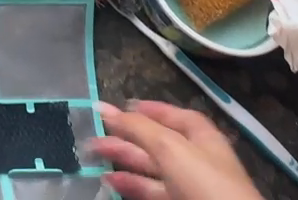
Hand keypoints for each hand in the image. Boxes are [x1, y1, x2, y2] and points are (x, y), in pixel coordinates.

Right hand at [87, 100, 265, 199]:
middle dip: (125, 135)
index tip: (118, 107)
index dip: (146, 109)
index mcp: (199, 135)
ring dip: (122, 160)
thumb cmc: (204, 183)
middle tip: (93, 132)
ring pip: (150, 168)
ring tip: (93, 155)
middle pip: (155, 141)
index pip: (171, 115)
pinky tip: (109, 181)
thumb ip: (136, 127)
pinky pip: (151, 191)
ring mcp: (188, 186)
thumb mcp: (169, 147)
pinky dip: (130, 185)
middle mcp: (195, 158)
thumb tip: (102, 106)